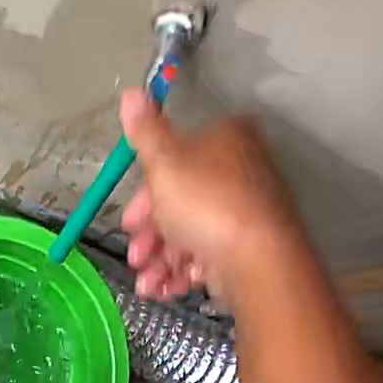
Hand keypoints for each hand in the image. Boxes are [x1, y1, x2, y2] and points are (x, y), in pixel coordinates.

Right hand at [118, 90, 304, 301]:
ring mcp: (239, 212)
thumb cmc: (206, 205)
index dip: (143, 196)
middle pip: (175, 205)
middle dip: (148, 238)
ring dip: (157, 263)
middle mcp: (236, 172)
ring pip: (184, 237)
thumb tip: (130, 93)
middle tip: (137, 256)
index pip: (173, 163)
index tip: (130, 222)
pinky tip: (164, 289)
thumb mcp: (166, 164)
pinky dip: (177, 275)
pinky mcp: (240, 247)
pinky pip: (200, 259)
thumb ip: (145, 134)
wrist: (252, 257)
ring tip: (148, 283)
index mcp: (224, 141)